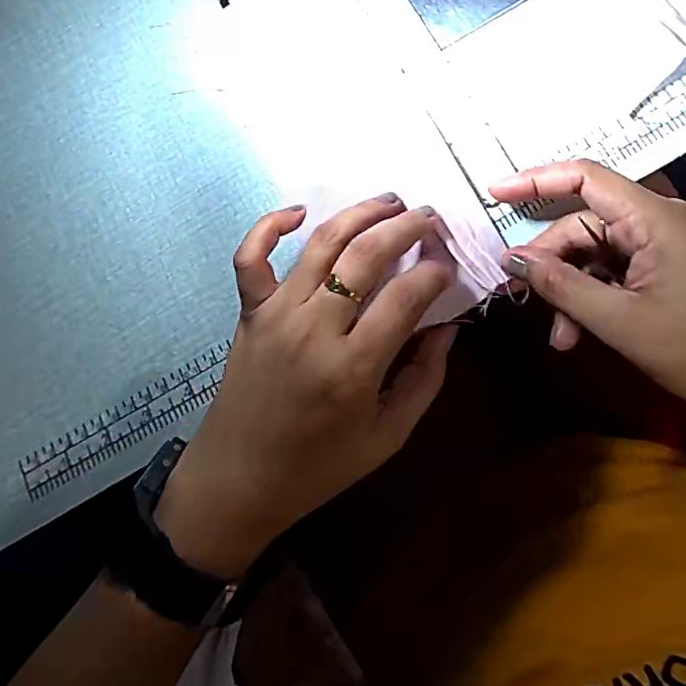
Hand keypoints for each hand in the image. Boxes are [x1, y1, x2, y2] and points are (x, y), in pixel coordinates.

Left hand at [154, 194, 458, 578]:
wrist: (236, 484)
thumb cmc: (319, 466)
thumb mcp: (388, 436)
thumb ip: (426, 378)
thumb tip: (448, 327)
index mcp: (353, 368)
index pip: (406, 296)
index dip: (436, 272)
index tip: (449, 266)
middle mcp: (314, 331)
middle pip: (366, 255)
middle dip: (407, 227)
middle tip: (430, 217)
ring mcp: (276, 315)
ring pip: (321, 243)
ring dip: (360, 213)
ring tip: (391, 201)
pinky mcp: (249, 313)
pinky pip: (251, 257)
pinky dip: (271, 226)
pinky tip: (300, 212)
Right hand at [489, 161, 685, 459]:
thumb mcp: (621, 322)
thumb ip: (563, 286)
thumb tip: (514, 260)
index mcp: (654, 217)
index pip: (586, 177)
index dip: (536, 179)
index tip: (494, 193)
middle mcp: (659, 218)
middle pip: (585, 223)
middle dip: (553, 262)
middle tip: (524, 298)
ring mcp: (665, 242)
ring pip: (598, 251)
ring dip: (573, 289)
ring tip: (562, 337)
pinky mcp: (669, 265)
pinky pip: (618, 268)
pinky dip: (596, 296)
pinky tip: (580, 334)